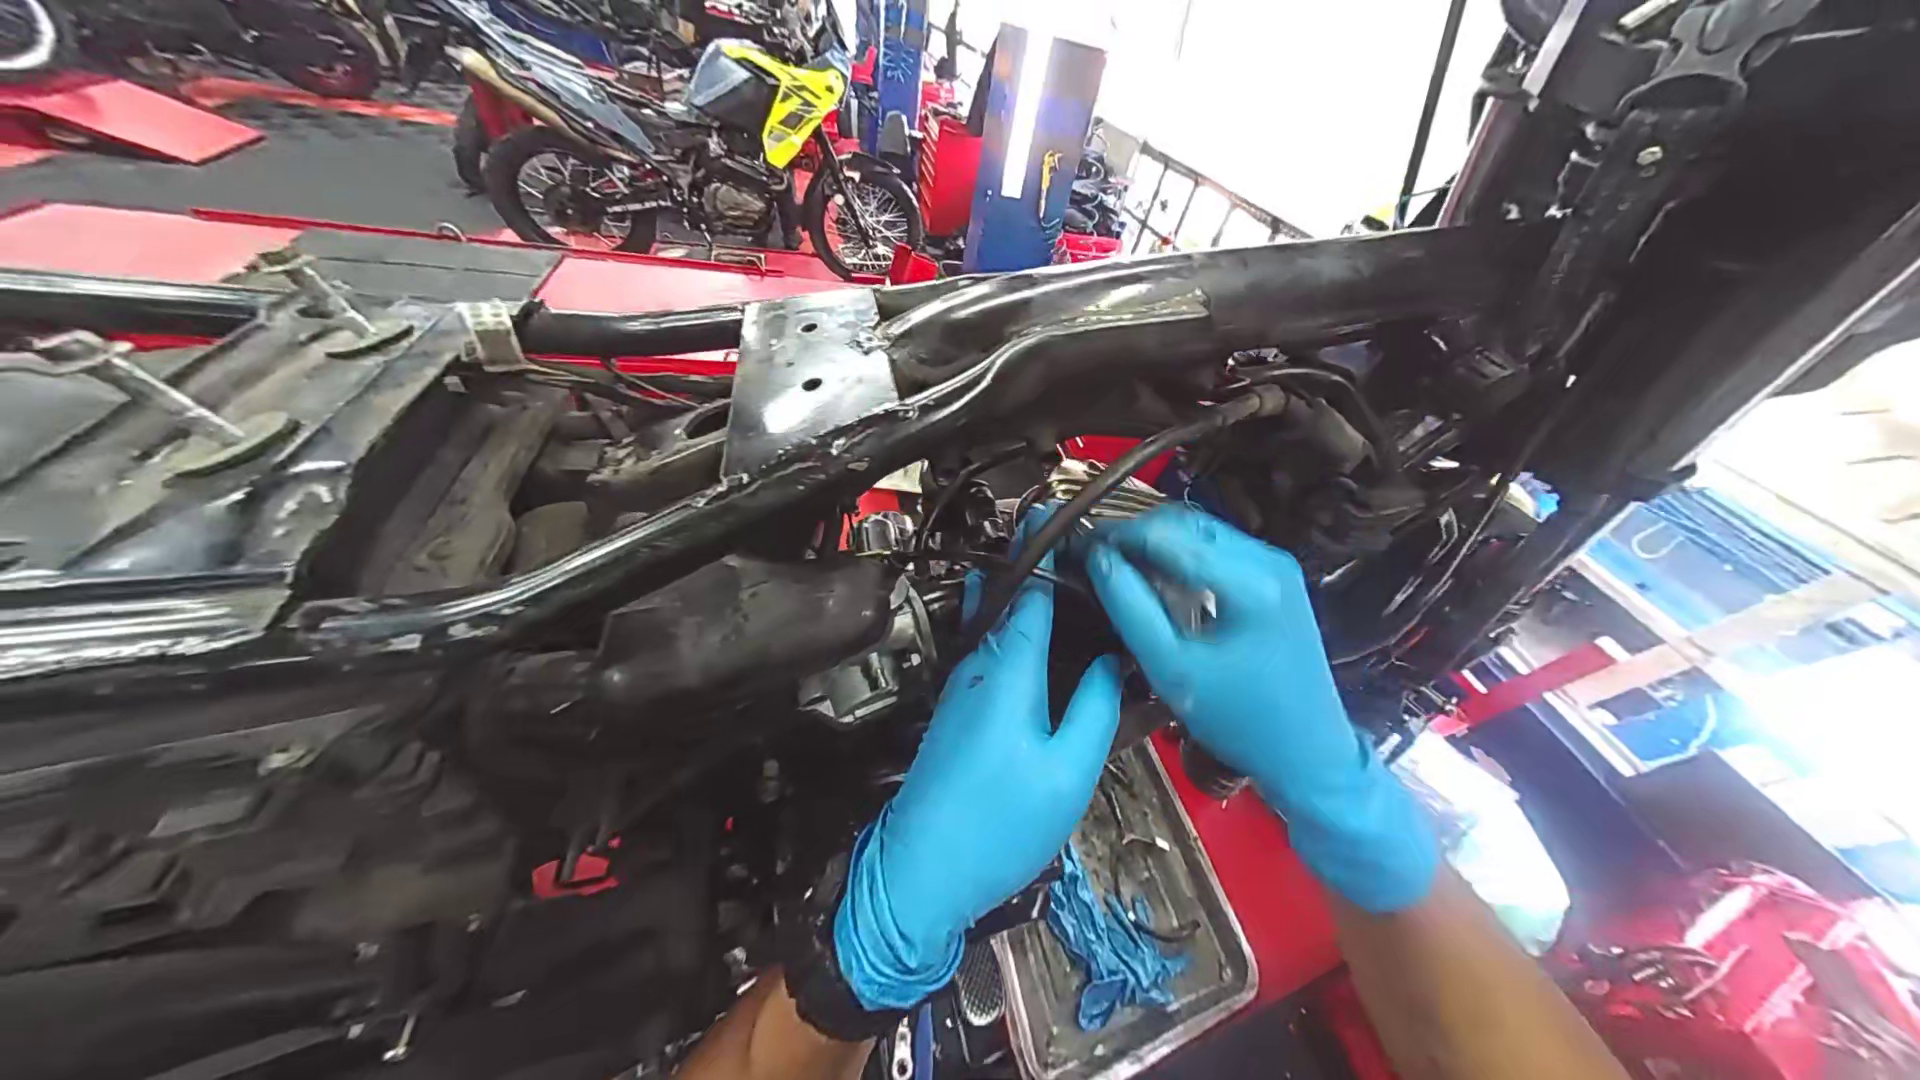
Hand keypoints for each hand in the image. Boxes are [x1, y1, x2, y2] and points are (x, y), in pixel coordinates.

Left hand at [835, 511, 1123, 1008]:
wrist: (925, 866)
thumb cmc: (1001, 821)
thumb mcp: (1069, 769)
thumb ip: (1094, 706)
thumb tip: (1108, 661)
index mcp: (1008, 667)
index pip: (1029, 592)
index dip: (1048, 553)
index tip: (1068, 520)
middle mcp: (978, 663)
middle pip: (1008, 598)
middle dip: (1037, 566)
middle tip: (1079, 548)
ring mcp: (962, 683)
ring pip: (997, 622)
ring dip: (1027, 597)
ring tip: (1070, 585)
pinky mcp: (958, 705)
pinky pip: (991, 650)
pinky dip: (1016, 630)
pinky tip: (1043, 640)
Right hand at [1084, 505, 1435, 912]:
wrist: (1308, 751)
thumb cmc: (1240, 720)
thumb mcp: (1170, 667)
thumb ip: (1129, 607)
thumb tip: (1098, 560)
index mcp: (1249, 582)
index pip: (1168, 534)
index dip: (1118, 534)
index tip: (1082, 544)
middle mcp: (1268, 560)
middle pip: (1185, 523)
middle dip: (1135, 533)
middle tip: (1095, 552)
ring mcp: (1275, 565)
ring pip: (1200, 530)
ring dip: (1156, 540)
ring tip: (1118, 562)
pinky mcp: (1274, 576)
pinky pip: (1215, 547)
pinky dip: (1179, 553)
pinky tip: (1155, 574)